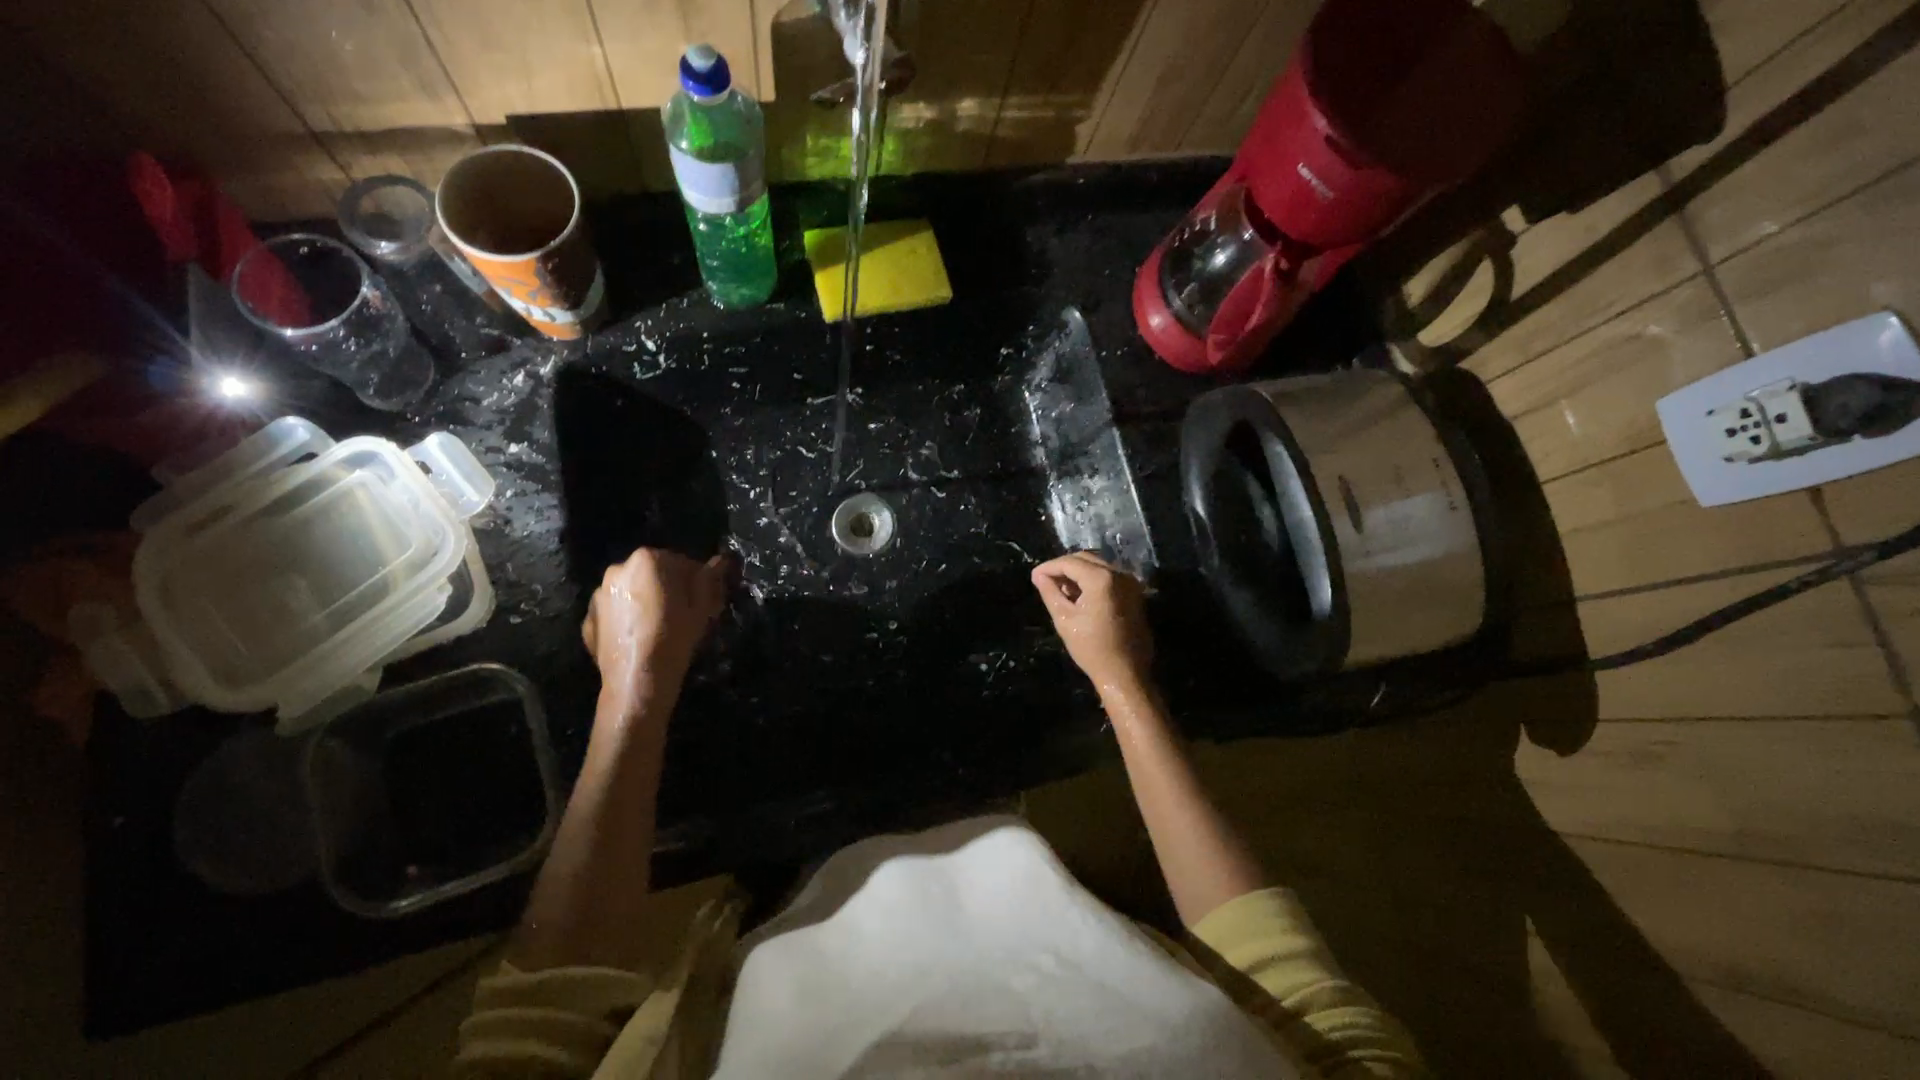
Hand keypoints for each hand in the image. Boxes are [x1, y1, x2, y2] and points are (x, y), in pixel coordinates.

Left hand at [582, 548, 730, 706]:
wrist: (639, 678)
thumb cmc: (676, 636)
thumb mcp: (703, 607)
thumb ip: (710, 578)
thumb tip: (720, 561)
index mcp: (648, 560)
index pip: (680, 562)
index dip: (696, 582)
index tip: (704, 601)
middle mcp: (618, 570)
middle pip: (652, 574)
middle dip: (667, 589)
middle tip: (682, 614)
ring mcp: (598, 595)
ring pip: (630, 593)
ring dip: (644, 602)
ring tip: (658, 629)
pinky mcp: (588, 619)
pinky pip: (614, 613)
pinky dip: (625, 621)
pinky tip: (638, 640)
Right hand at [1030, 552, 1152, 691]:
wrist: (1125, 672)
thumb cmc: (1091, 648)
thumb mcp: (1064, 619)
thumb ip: (1050, 592)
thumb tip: (1038, 575)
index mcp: (1101, 579)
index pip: (1069, 562)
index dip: (1049, 567)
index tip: (1034, 576)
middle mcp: (1119, 574)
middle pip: (1085, 559)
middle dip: (1064, 567)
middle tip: (1045, 580)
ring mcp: (1130, 583)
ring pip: (1098, 566)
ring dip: (1078, 573)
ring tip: (1061, 588)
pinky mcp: (1135, 593)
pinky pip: (1110, 577)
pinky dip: (1092, 580)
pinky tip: (1079, 594)